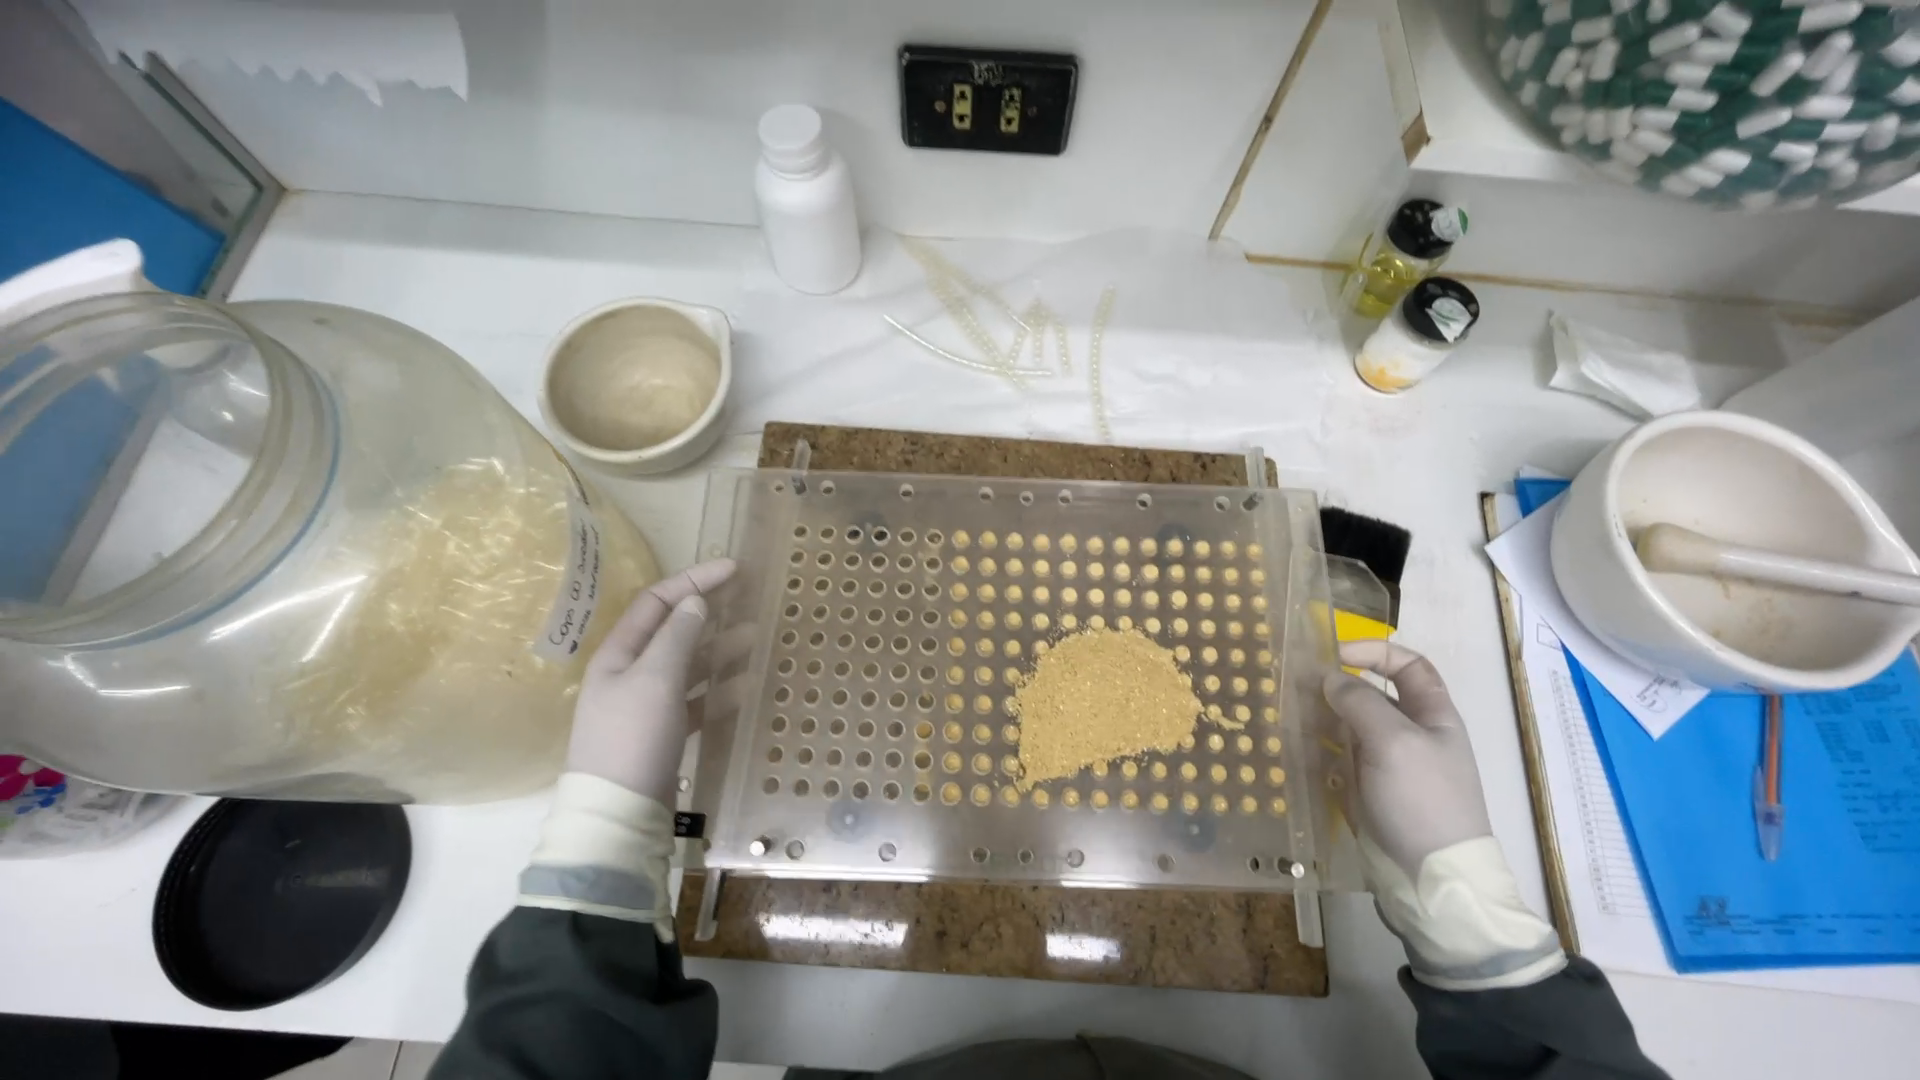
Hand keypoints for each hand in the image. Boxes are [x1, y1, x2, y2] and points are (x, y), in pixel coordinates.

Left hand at [566, 559, 736, 805]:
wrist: (619, 813)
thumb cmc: (633, 737)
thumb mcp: (656, 679)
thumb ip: (678, 637)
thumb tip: (696, 602)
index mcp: (619, 653)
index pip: (657, 602)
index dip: (694, 581)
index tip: (733, 569)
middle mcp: (631, 673)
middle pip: (675, 631)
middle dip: (711, 612)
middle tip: (750, 598)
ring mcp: (647, 704)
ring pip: (690, 665)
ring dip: (721, 650)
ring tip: (757, 639)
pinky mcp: (664, 732)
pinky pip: (697, 700)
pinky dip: (721, 690)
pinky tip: (747, 686)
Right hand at [1324, 639, 1563, 990]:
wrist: (1431, 878)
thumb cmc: (1422, 799)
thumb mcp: (1393, 741)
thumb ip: (1359, 702)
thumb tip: (1329, 677)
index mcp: (1432, 716)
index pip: (1409, 666)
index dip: (1376, 651)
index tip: (1336, 653)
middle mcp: (1410, 734)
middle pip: (1372, 695)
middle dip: (1336, 686)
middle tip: (1296, 685)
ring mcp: (1387, 764)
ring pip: (1349, 726)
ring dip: (1321, 717)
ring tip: (1288, 714)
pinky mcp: (1367, 791)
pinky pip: (1339, 758)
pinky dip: (1318, 749)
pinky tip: (1296, 749)